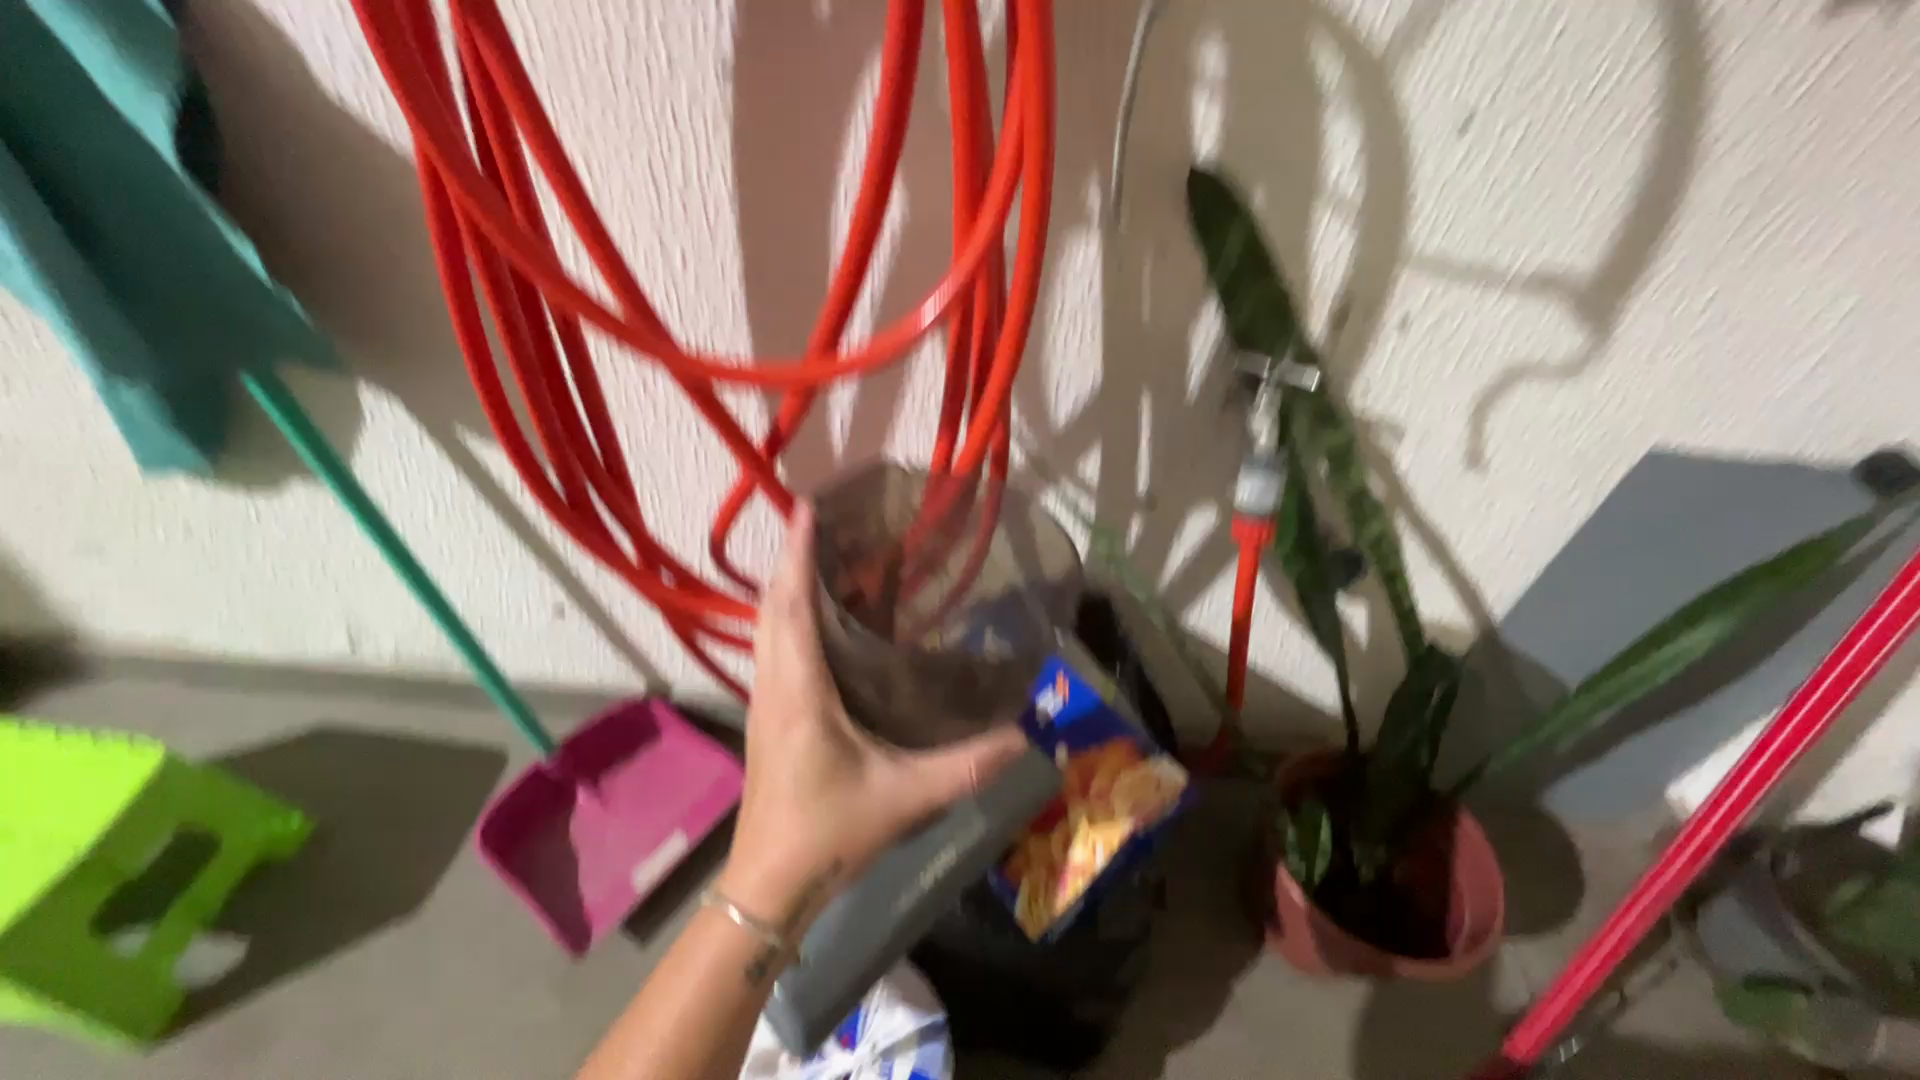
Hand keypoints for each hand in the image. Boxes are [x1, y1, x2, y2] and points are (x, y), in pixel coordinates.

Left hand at [717, 501, 1027, 931]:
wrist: (769, 884)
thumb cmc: (829, 832)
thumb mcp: (905, 797)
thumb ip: (967, 766)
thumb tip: (1024, 735)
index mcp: (800, 690)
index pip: (792, 606)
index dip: (798, 554)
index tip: (806, 508)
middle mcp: (773, 686)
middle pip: (771, 607)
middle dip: (791, 560)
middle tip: (820, 524)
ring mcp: (763, 704)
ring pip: (765, 629)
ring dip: (784, 589)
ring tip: (817, 560)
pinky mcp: (766, 721)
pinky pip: (770, 652)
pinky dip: (785, 620)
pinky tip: (812, 626)